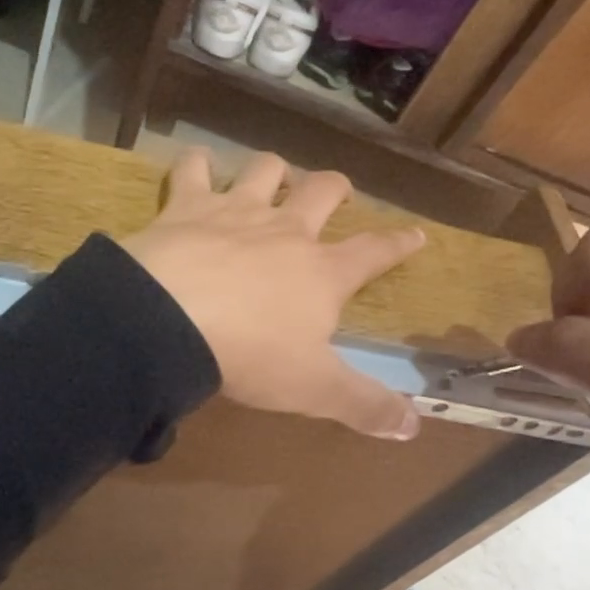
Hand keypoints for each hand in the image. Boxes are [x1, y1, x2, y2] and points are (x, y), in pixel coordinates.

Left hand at [119, 149, 424, 439]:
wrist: (173, 321)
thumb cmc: (251, 355)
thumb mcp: (314, 389)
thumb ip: (364, 405)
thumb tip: (413, 428)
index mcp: (322, 273)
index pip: (373, 253)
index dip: (398, 245)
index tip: (416, 234)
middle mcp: (285, 231)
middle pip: (322, 193)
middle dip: (334, 189)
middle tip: (335, 191)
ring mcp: (235, 212)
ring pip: (265, 170)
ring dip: (273, 169)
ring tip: (273, 174)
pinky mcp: (185, 207)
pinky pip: (193, 169)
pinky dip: (196, 162)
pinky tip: (196, 162)